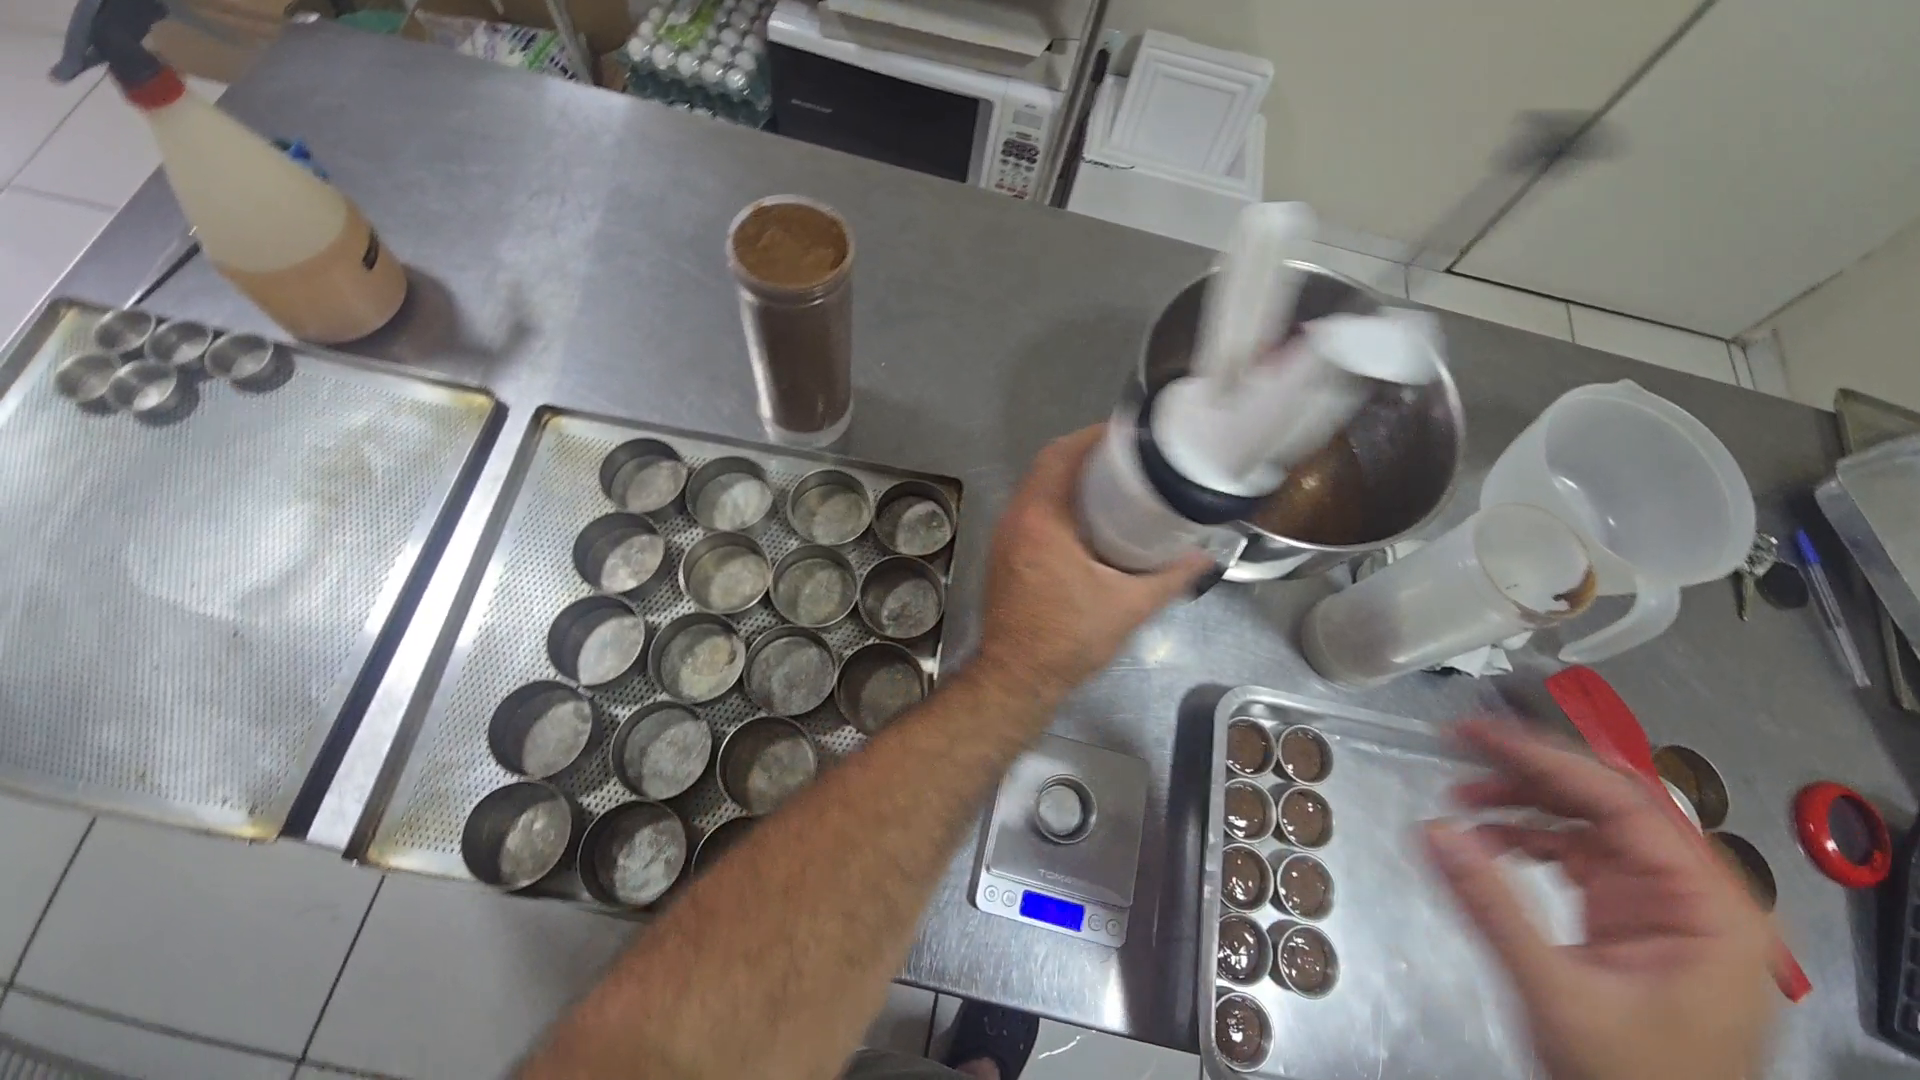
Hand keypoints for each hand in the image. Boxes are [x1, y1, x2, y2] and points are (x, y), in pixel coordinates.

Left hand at [972, 425, 1211, 704]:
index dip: (1091, 437)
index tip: (1125, 435)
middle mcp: (1015, 520)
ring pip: (1036, 491)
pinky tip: (1088, 520)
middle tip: (1126, 459)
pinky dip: (1057, 505)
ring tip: (1112, 484)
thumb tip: (1206, 557)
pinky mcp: (1003, 557)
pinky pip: (1030, 513)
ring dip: (1069, 482)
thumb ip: (1170, 578)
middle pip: (1047, 468)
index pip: (1060, 456)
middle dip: (1085, 457)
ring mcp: (1004, 539)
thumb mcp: (1128, 606)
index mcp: (1040, 519)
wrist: (1017, 677)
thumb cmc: (1068, 638)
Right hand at [1424, 719, 1774, 1079]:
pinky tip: (1484, 838)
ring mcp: (1660, 902)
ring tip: (1462, 794)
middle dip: (1528, 771)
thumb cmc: (1634, 1077)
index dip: (1546, 758)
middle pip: (1606, 801)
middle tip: (1461, 744)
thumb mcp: (1557, 992)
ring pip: (1587, 821)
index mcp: (1707, 904)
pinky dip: (1525, 839)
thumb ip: (1493, 907)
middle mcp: (1691, 891)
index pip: (1623, 800)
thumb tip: (1432, 832)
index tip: (1481, 733)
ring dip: (1522, 802)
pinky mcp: (1630, 915)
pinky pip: (1576, 854)